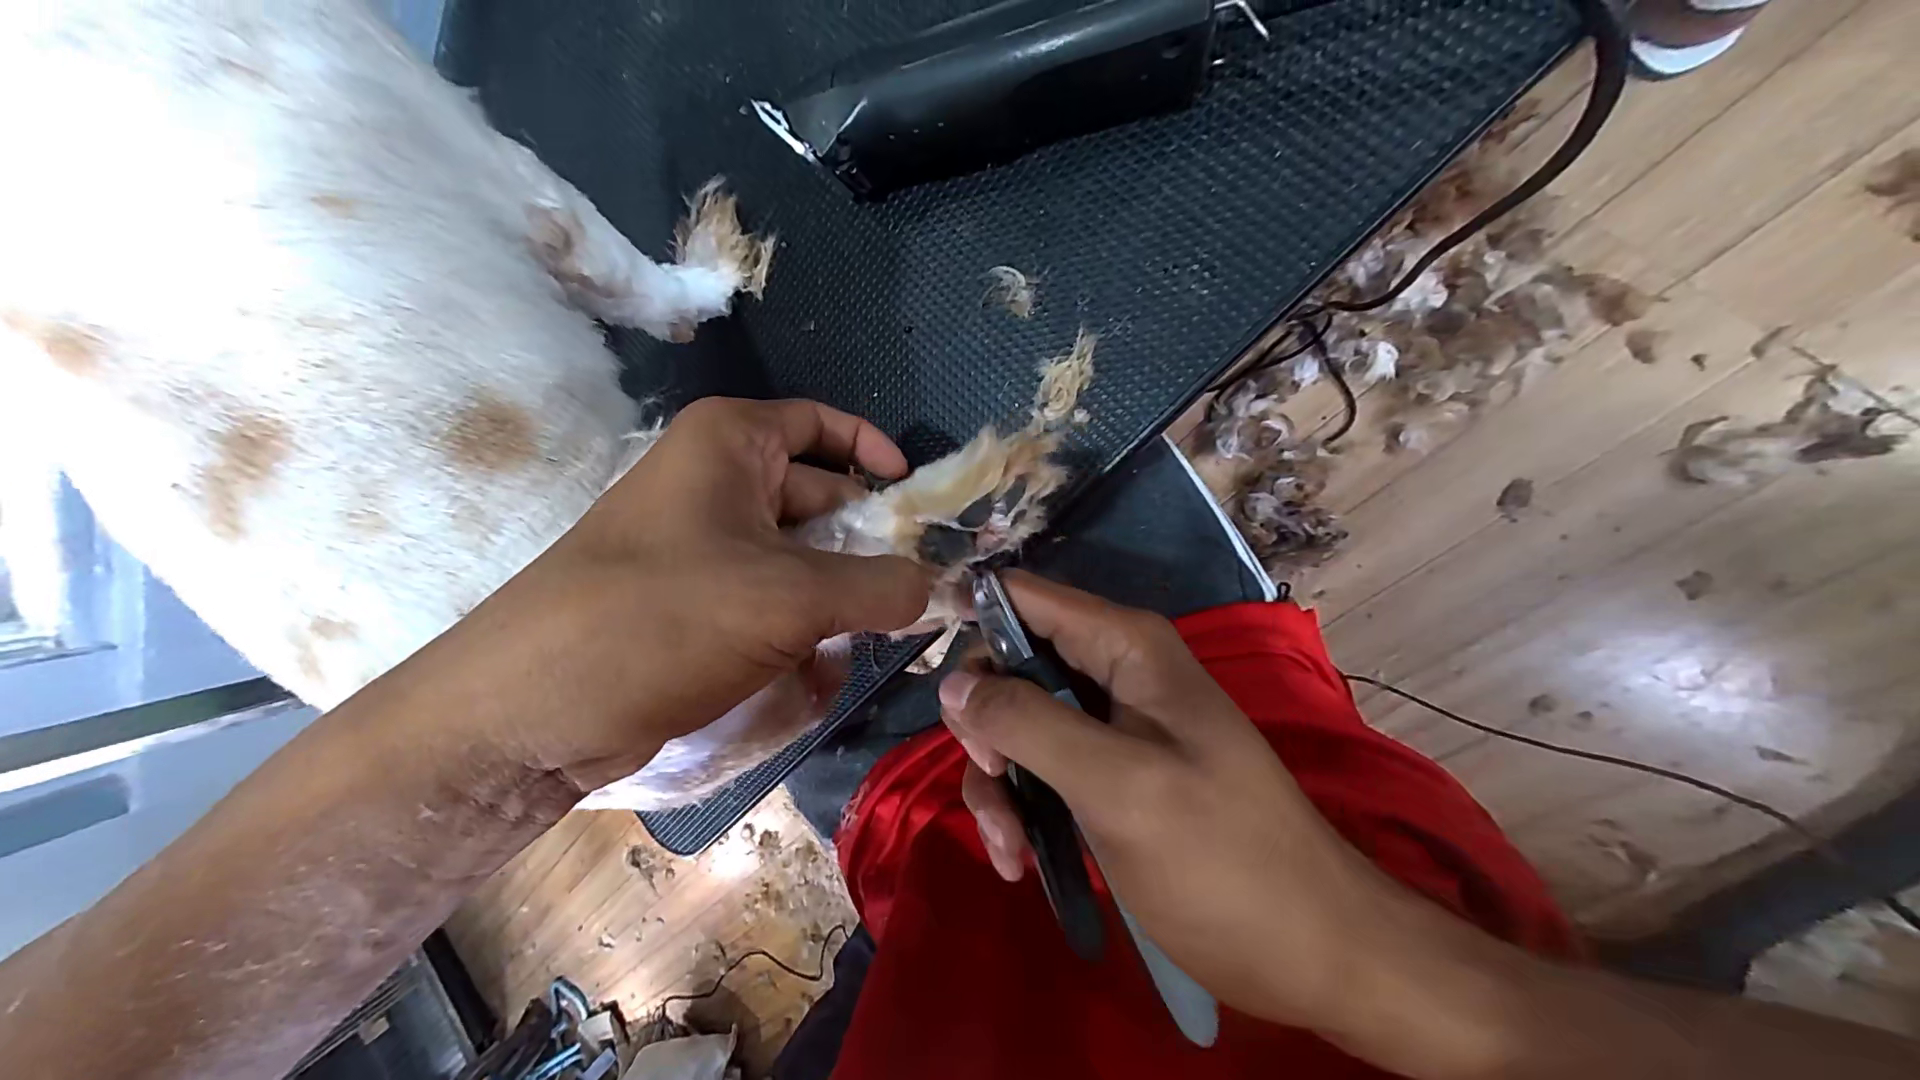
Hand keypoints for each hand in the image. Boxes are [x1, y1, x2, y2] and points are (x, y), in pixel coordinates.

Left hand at [394, 398, 933, 792]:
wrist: (529, 713)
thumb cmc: (661, 619)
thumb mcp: (790, 597)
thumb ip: (882, 586)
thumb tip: (940, 586)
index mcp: (732, 443)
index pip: (823, 424)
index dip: (876, 453)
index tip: (917, 500)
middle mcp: (718, 483)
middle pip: (823, 498)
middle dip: (870, 548)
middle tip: (918, 594)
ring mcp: (707, 546)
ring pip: (804, 560)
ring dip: (840, 601)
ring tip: (869, 642)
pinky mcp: (699, 603)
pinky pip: (774, 602)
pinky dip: (804, 630)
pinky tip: (817, 674)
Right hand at [938, 572, 1413, 1032]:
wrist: (1306, 951)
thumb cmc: (1220, 858)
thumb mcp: (1116, 784)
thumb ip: (1028, 722)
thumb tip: (953, 682)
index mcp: (1124, 644)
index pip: (1023, 596)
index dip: (972, 622)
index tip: (937, 685)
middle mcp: (1111, 668)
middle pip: (1008, 664)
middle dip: (985, 723)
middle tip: (994, 777)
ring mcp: (1106, 723)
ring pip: (1013, 723)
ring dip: (997, 782)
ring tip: (1009, 848)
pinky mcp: (1102, 770)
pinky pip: (1036, 767)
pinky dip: (1019, 808)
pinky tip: (1022, 861)